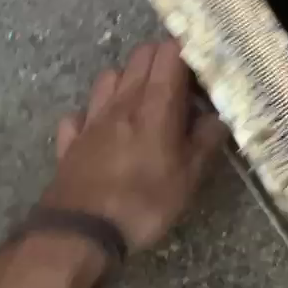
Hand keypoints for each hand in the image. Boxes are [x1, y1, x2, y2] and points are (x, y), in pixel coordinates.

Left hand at [43, 40, 229, 253]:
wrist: (75, 237)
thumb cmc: (142, 202)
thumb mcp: (190, 176)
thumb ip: (207, 138)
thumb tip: (218, 116)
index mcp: (156, 103)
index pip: (170, 50)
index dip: (189, 50)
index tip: (203, 67)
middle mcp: (123, 100)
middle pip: (141, 54)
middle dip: (163, 58)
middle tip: (182, 83)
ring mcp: (91, 119)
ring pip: (110, 76)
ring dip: (129, 79)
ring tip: (145, 101)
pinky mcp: (69, 142)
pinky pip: (81, 113)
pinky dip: (93, 114)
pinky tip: (103, 130)